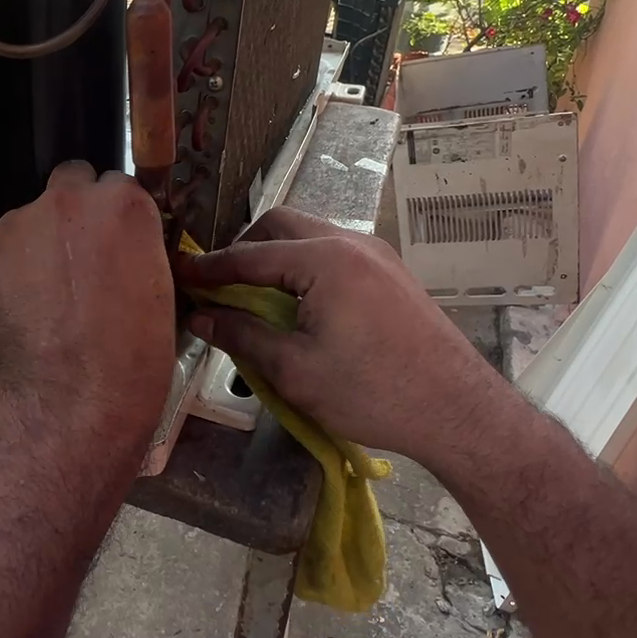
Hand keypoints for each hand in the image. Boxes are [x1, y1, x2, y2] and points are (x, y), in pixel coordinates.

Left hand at [0, 161, 175, 461]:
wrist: (67, 406)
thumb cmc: (130, 362)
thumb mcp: (157, 295)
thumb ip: (135, 251)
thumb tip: (120, 249)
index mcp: (123, 206)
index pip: (117, 185)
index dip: (113, 216)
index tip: (111, 242)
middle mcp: (68, 200)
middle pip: (69, 183)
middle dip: (73, 209)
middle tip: (77, 255)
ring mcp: (19, 225)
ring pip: (29, 221)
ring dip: (36, 245)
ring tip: (43, 299)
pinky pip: (0, 256)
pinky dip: (7, 275)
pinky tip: (18, 315)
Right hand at [175, 207, 507, 468]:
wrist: (460, 412)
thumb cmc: (372, 393)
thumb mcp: (294, 370)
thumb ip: (241, 334)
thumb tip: (200, 315)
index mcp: (324, 259)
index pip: (248, 254)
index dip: (208, 267)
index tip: (176, 274)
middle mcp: (350, 242)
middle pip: (280, 225)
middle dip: (243, 248)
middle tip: (219, 283)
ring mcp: (376, 254)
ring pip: (308, 234)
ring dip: (274, 255)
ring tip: (253, 294)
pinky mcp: (390, 272)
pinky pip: (332, 251)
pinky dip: (302, 264)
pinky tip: (296, 301)